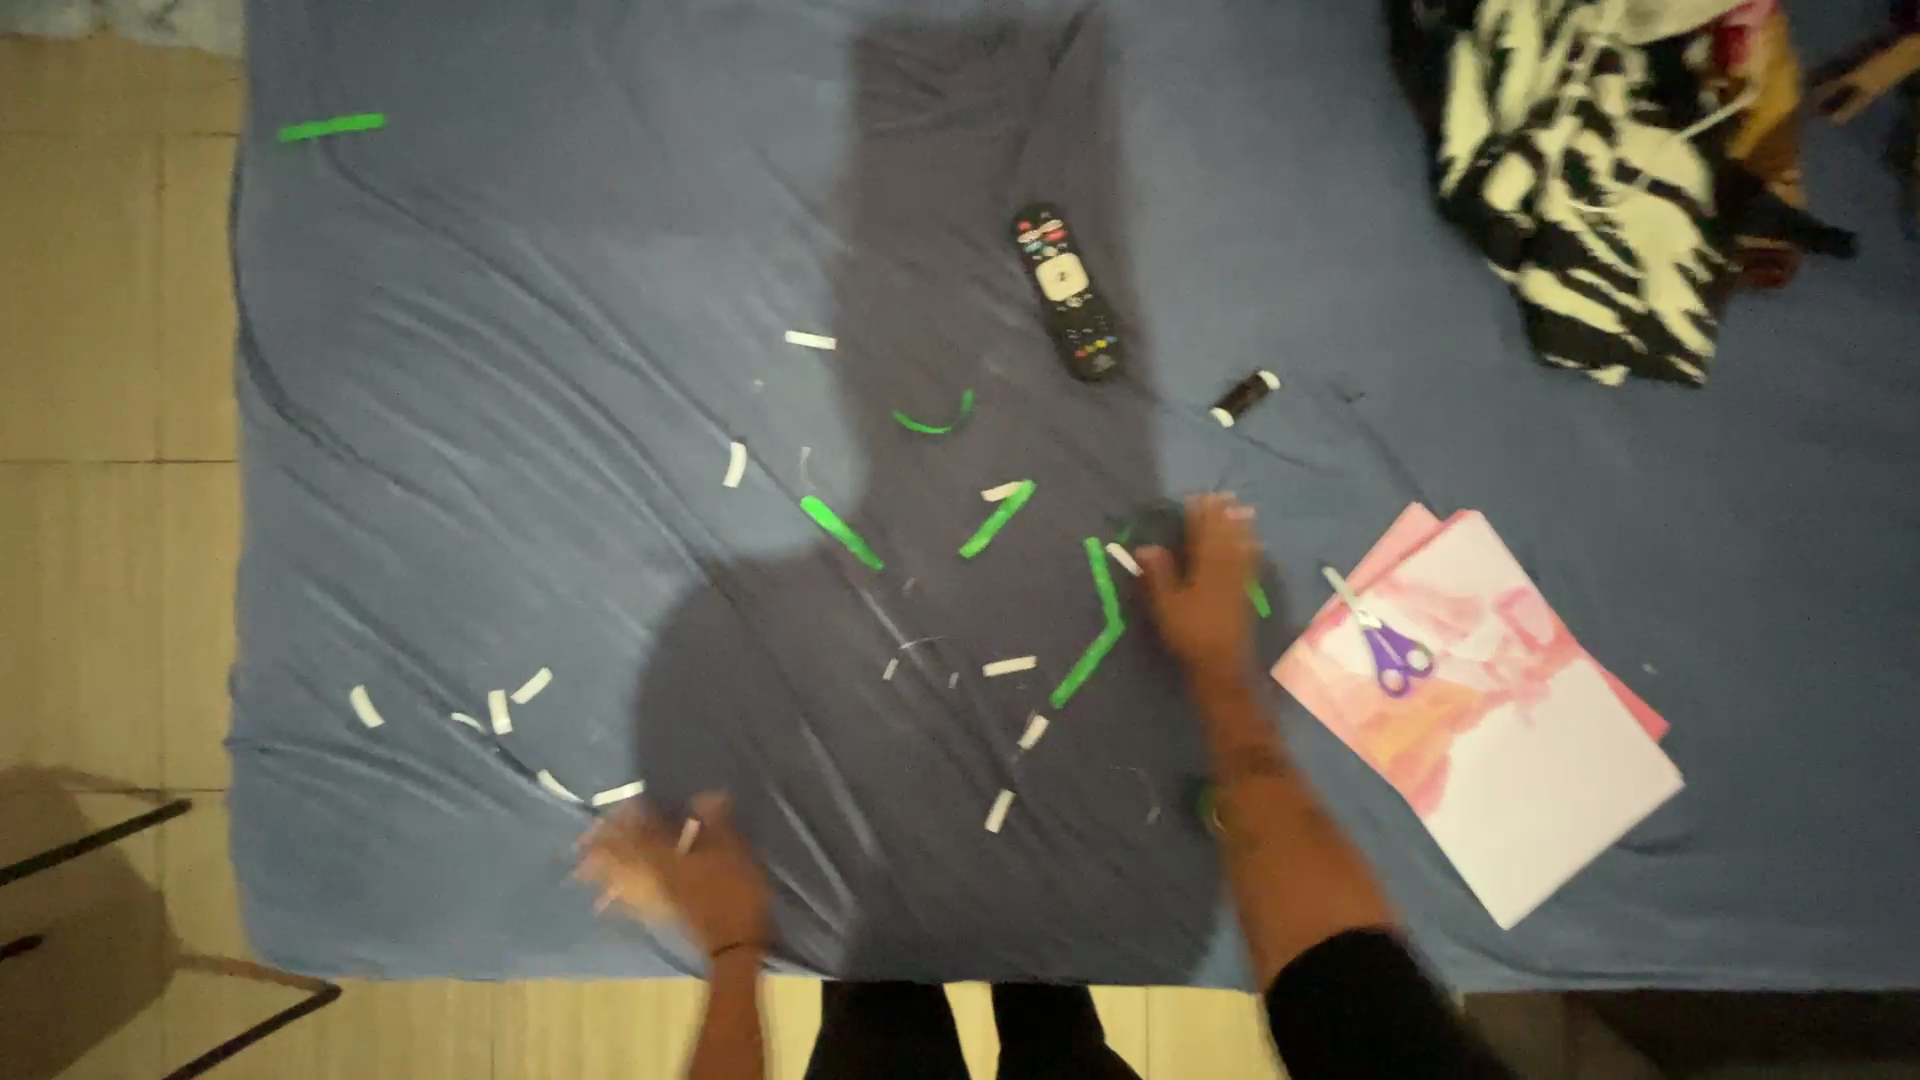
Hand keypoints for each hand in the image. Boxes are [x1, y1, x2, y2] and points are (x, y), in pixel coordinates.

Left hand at [575, 792, 770, 958]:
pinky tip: (603, 895)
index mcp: (664, 856)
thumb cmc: (733, 889)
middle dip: (602, 842)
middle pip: (617, 856)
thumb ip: (715, 820)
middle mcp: (648, 876)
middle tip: (589, 831)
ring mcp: (647, 898)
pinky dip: (611, 893)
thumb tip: (703, 795)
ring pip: (615, 879)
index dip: (632, 814)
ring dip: (599, 867)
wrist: (732, 942)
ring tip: (585, 859)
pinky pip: (622, 900)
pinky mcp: (652, 914)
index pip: (640, 830)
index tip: (629, 800)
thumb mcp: (731, 848)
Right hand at [1137, 492, 1261, 682]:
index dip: (1199, 516)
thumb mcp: (1166, 605)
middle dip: (1222, 515)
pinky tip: (1255, 542)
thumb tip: (1146, 546)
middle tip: (1221, 495)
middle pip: (1224, 536)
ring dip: (1240, 527)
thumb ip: (1158, 574)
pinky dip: (1252, 549)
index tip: (1196, 497)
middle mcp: (1225, 570)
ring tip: (1241, 508)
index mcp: (1204, 569)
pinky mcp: (1245, 593)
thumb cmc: (1189, 634)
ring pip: (1241, 547)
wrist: (1221, 663)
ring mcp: (1238, 581)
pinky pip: (1251, 563)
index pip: (1201, 535)